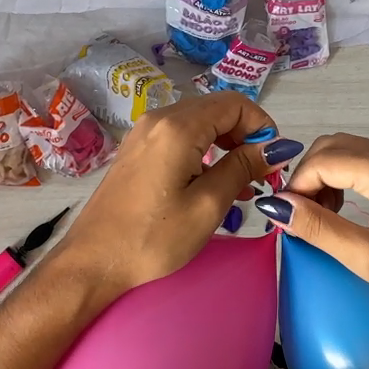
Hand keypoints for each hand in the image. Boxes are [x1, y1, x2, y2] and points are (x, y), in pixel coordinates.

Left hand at [47, 93, 303, 296]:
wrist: (91, 263)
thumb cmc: (153, 238)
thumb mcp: (208, 205)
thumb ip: (243, 167)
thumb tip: (277, 145)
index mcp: (178, 127)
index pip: (235, 104)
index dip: (262, 126)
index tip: (275, 160)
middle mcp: (160, 119)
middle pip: (217, 110)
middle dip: (247, 136)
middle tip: (263, 174)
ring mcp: (145, 133)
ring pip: (200, 124)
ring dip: (227, 146)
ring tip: (245, 185)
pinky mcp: (137, 151)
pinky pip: (181, 138)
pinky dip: (205, 153)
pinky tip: (216, 184)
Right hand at [253, 134, 368, 320]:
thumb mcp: (367, 258)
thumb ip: (320, 229)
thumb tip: (276, 207)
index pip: (322, 160)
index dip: (296, 186)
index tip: (283, 219)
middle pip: (330, 146)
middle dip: (306, 177)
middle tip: (298, 217)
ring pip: (343, 149)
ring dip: (321, 177)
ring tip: (317, 217)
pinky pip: (359, 158)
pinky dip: (339, 177)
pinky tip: (338, 209)